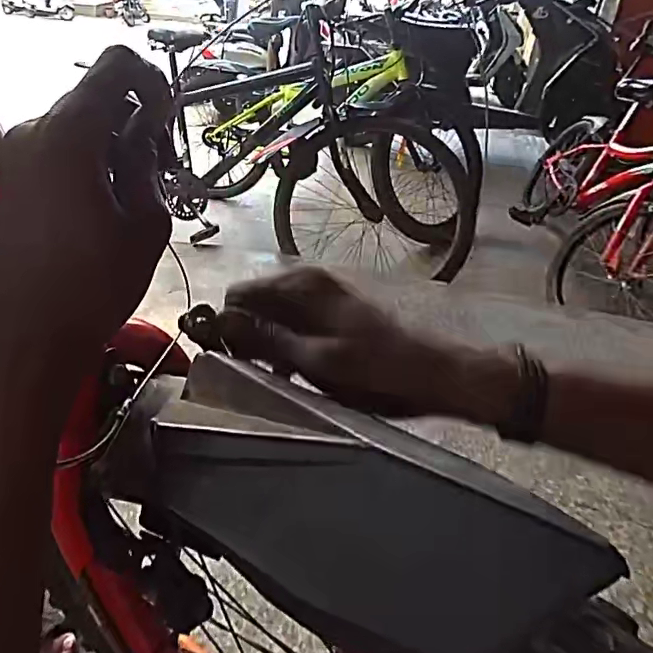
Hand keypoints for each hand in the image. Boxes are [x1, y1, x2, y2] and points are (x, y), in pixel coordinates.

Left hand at [0, 46, 173, 373]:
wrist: (27, 339)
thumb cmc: (89, 288)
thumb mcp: (145, 221)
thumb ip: (149, 160)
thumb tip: (149, 128)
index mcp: (68, 135)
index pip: (115, 65)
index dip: (152, 81)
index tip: (167, 117)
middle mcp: (35, 133)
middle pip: (97, 95)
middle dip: (136, 119)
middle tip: (161, 167)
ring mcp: (19, 155)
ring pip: (80, 121)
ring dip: (115, 141)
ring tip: (137, 191)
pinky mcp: (15, 178)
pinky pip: (60, 146)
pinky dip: (91, 158)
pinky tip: (109, 200)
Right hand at [214, 267, 523, 424]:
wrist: (433, 373)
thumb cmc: (376, 371)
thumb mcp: (315, 361)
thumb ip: (264, 339)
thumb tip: (219, 323)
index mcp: (301, 284)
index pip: (237, 294)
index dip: (226, 325)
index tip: (229, 358)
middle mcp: (308, 278)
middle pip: (253, 300)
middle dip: (246, 334)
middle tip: (256, 371)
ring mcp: (322, 290)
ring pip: (271, 312)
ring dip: (266, 341)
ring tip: (279, 374)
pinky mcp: (332, 306)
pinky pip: (292, 318)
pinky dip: (287, 340)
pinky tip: (297, 367)